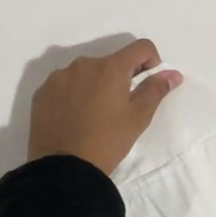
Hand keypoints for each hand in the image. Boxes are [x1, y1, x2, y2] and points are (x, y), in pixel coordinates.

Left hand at [27, 38, 182, 174]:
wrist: (63, 169)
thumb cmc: (107, 141)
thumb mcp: (138, 117)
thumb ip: (156, 90)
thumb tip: (173, 74)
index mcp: (110, 67)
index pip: (140, 47)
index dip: (151, 60)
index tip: (148, 81)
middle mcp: (83, 64)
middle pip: (111, 61)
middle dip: (121, 76)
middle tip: (121, 106)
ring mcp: (59, 77)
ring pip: (87, 72)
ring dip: (96, 84)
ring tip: (95, 114)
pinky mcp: (42, 92)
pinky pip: (65, 84)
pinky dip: (74, 93)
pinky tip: (75, 117)